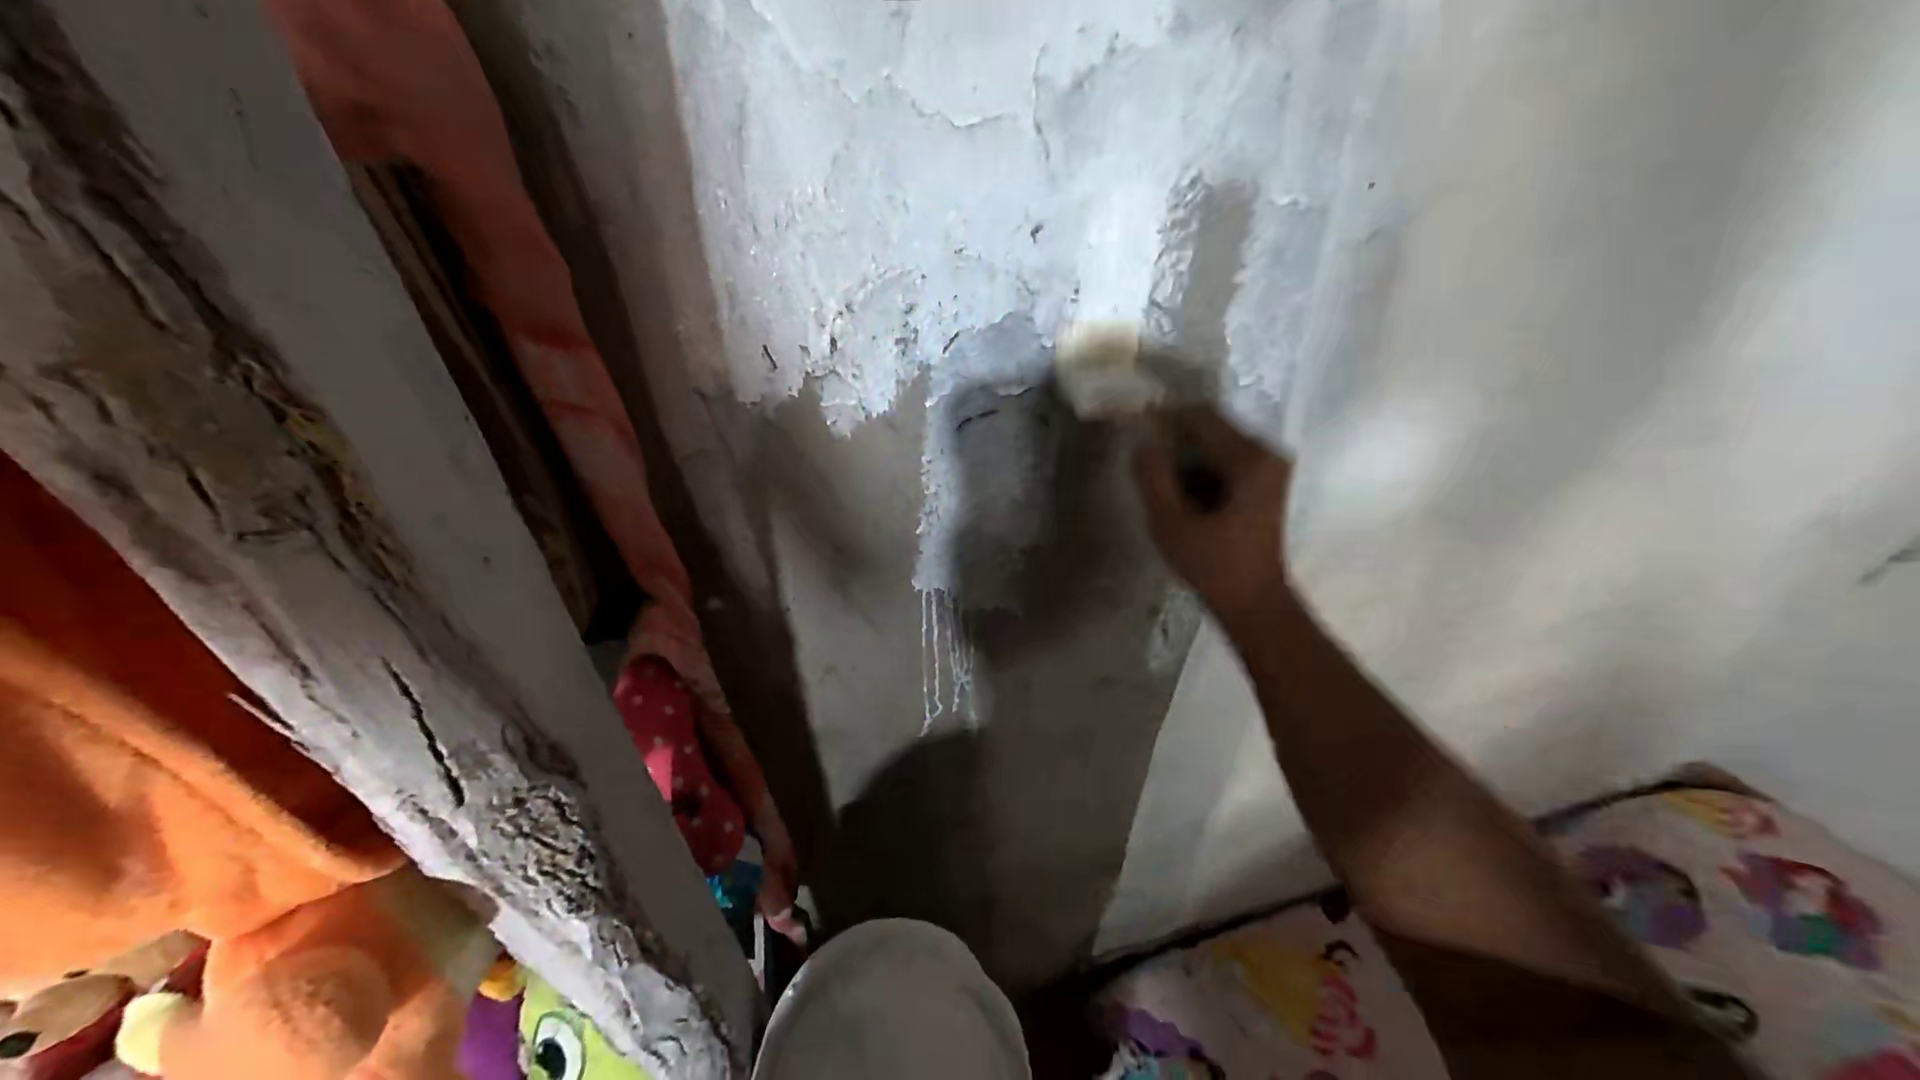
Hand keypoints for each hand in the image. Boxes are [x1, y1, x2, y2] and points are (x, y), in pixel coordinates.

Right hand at [1132, 407, 1294, 631]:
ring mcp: (1268, 467)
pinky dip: (1198, 470)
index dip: (1162, 415)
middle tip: (1142, 465)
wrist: (1254, 602)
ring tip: (1160, 486)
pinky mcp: (1263, 482)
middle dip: (1172, 440)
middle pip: (1208, 426)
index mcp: (1248, 458)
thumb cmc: (1214, 566)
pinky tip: (1181, 497)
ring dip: (1183, 457)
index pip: (1199, 415)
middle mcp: (1265, 452)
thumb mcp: (1171, 523)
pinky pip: (1222, 460)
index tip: (1132, 425)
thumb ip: (1153, 477)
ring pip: (1213, 443)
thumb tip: (1141, 442)